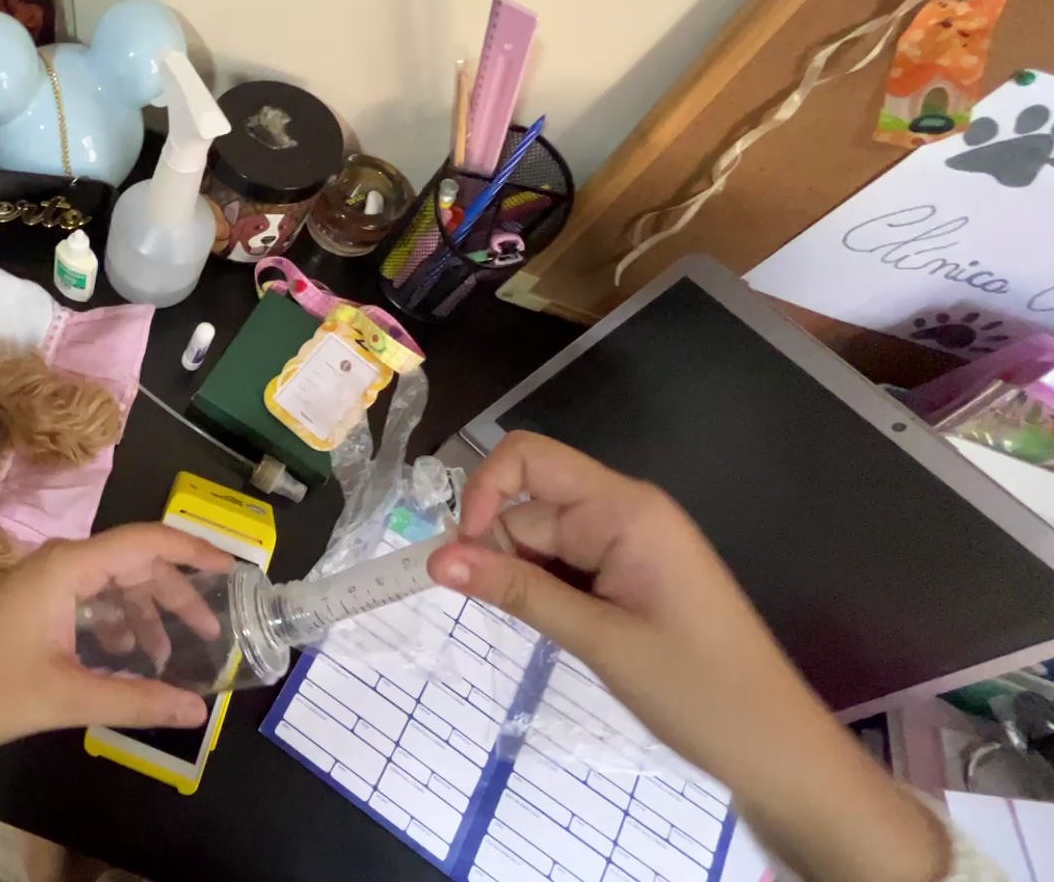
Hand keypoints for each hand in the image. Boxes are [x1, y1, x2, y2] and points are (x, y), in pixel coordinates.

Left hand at [0, 523, 233, 752]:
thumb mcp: (68, 697)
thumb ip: (136, 700)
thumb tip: (197, 711)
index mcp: (68, 567)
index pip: (144, 542)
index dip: (191, 550)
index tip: (231, 568)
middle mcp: (60, 561)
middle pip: (133, 562)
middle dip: (174, 594)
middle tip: (212, 630)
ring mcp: (44, 578)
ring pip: (112, 581)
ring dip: (145, 611)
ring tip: (169, 655)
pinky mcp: (34, 598)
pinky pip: (90, 596)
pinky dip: (116, 619)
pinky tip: (127, 654)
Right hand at [427, 432, 947, 881]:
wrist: (784, 759)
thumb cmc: (703, 693)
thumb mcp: (599, 640)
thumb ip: (514, 591)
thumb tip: (435, 559)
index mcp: (624, 509)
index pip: (526, 461)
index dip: (483, 491)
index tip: (465, 552)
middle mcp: (618, 512)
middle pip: (523, 504)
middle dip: (497, 550)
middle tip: (501, 609)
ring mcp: (620, 542)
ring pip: (532, 537)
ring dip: (518, 575)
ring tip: (546, 629)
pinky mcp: (618, 571)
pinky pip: (553, 562)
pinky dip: (536, 588)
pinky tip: (556, 626)